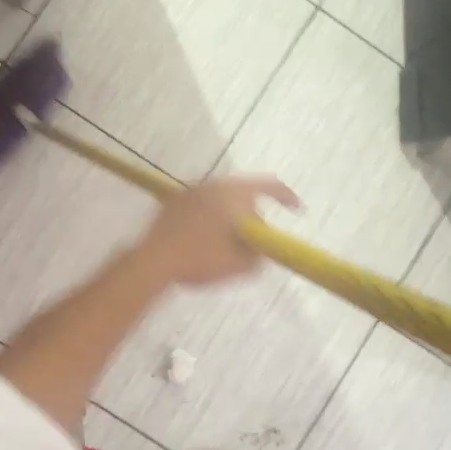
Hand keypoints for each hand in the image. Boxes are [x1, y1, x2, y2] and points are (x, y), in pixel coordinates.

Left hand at [129, 176, 300, 286]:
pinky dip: (210, 219)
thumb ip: (260, 253)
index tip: (297, 209)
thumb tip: (261, 247)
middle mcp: (213, 185)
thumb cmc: (201, 260)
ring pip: (221, 200)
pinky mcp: (173, 202)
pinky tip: (204, 241)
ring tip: (227, 244)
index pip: (269, 185)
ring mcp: (190, 191)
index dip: (287, 197)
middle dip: (253, 215)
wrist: (153, 261)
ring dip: (230, 218)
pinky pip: (202, 206)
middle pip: (244, 194)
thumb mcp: (242, 264)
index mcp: (233, 193)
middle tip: (254, 240)